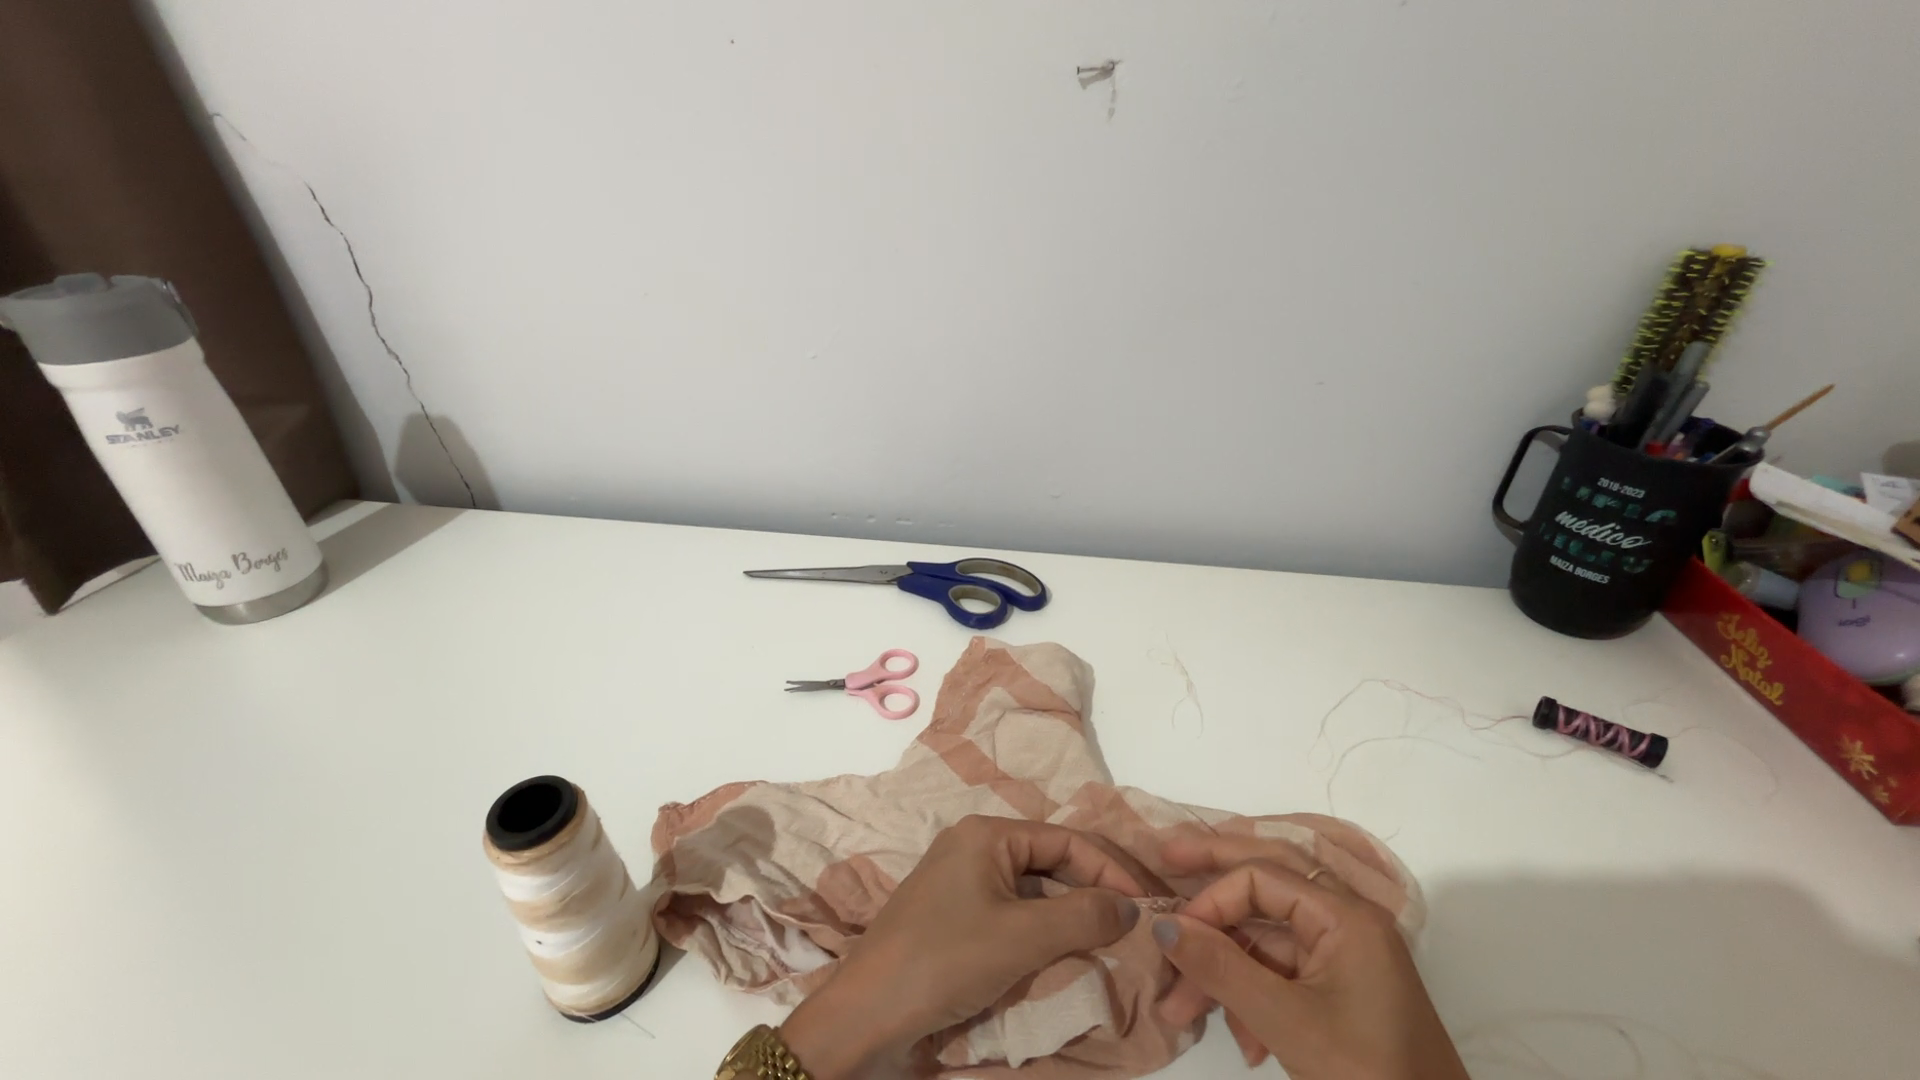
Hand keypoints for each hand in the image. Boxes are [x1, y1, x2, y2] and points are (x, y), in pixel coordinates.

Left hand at [781, 815, 1158, 1078]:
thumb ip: (1082, 915)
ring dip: (1070, 913)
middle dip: (1093, 891)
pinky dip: (1042, 929)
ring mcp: (961, 881)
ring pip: (1033, 889)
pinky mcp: (954, 915)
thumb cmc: (945, 960)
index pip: (1066, 840)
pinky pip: (1012, 912)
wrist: (867, 1012)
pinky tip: (1065, 951)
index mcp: (987, 834)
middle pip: (1050, 861)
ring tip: (1108, 939)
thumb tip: (1130, 907)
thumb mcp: (1021, 937)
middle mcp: (974, 846)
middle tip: (1134, 924)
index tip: (1146, 907)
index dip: (1110, 871)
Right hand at [1152, 835, 1466, 1079]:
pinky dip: (1252, 995)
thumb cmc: (1367, 1075)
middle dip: (1216, 880)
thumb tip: (1160, 924)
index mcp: (1345, 915)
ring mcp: (1344, 955)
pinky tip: (1242, 1040)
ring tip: (1182, 1009)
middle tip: (1165, 856)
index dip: (1212, 900)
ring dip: (1225, 968)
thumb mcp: (1285, 1022)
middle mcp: (1346, 921)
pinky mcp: (1340, 988)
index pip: (1261, 876)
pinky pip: (1282, 971)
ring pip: (1267, 936)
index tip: (1173, 938)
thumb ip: (1221, 968)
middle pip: (1269, 878)